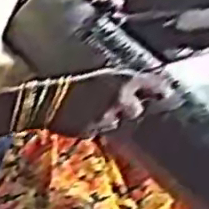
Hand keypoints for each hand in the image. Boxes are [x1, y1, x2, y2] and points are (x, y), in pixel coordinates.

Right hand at [49, 70, 170, 137]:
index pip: (155, 86)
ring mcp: (105, 117)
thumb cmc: (74, 85)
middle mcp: (120, 99)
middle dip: (128, 110)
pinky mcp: (90, 131)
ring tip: (92, 115)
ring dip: (107, 120)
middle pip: (136, 111)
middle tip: (117, 109)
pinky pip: (96, 132)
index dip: (160, 91)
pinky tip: (80, 121)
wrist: (45, 101)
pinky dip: (91, 127)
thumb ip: (126, 84)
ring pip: (114, 123)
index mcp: (127, 81)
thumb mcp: (105, 77)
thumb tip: (145, 91)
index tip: (163, 96)